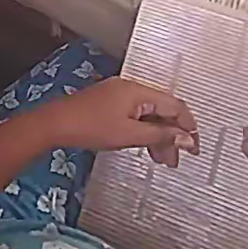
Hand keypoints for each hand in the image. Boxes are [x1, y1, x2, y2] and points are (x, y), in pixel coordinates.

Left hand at [27, 77, 199, 167]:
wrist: (54, 124)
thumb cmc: (90, 127)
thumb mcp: (129, 134)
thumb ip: (160, 135)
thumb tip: (186, 137)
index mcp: (137, 91)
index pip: (174, 105)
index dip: (188, 127)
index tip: (193, 148)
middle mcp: (128, 88)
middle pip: (161, 110)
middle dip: (171, 135)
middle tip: (175, 159)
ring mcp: (116, 95)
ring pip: (146, 114)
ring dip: (156, 136)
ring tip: (161, 159)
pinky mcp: (106, 103)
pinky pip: (133, 115)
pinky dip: (141, 131)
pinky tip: (143, 146)